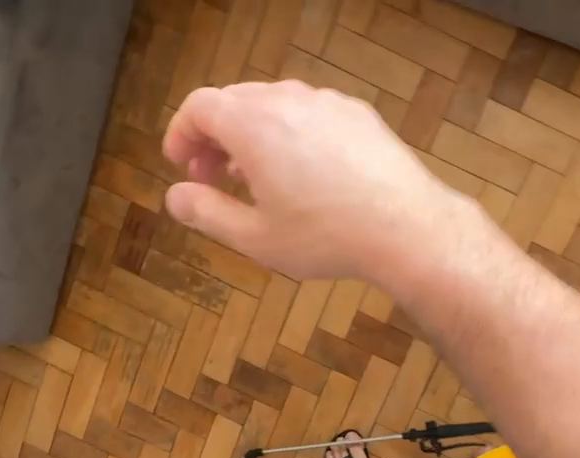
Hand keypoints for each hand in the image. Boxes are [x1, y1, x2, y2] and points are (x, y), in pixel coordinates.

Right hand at [162, 81, 486, 284]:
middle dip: (214, 137)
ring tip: (253, 179)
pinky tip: (301, 175)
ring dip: (252, 136)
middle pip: (234, 101)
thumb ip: (208, 213)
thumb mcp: (256, 238)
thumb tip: (175, 198)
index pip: (199, 107)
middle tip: (210, 175)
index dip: (181, 133)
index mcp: (253, 124)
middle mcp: (287, 99)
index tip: (179, 163)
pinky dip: (290, 136)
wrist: (404, 228)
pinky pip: (310, 116)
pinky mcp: (357, 115)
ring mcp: (326, 102)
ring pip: (273, 106)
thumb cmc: (327, 236)